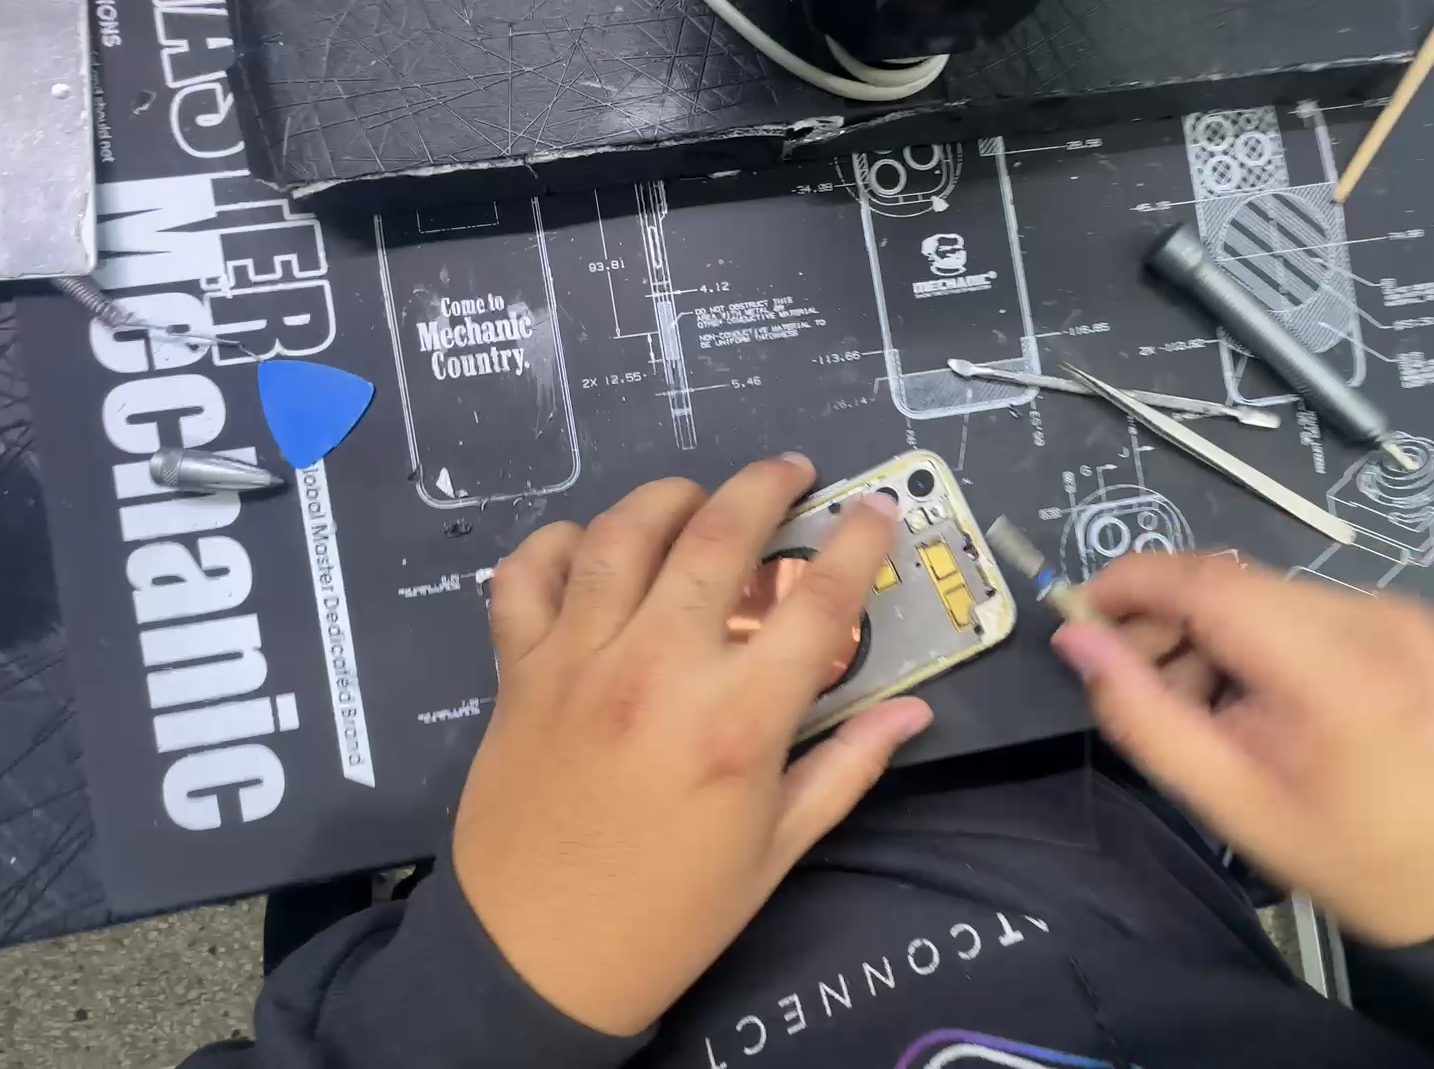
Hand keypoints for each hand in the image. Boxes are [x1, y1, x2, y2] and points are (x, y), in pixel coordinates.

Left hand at [453, 455, 932, 1034]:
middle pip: (716, 537)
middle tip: (790, 470)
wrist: (532, 963)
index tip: (874, 511)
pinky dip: (558, 542)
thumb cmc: (672, 912)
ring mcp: (578, 661)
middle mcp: (658, 669)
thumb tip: (914, 712)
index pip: (817, 603)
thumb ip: (850, 765)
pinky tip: (592, 547)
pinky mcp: (519, 671)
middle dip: (764, 485)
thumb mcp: (779, 849)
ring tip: (698, 497)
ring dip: (668, 497)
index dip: (857, 544)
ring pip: (620, 536)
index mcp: (737, 721)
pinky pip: (527, 575)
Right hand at [1052, 552, 1433, 947]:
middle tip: (1134, 679)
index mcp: (1339, 671)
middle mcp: (1370, 616)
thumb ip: (1141, 715)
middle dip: (1159, 619)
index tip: (1079, 610)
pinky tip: (1239, 688)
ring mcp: (1386, 608)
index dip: (1132, 582)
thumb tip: (1075, 640)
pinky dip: (1234, 634)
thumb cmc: (1339, 851)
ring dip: (1195, 631)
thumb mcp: (1223, 799)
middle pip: (1222, 581)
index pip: (1210, 583)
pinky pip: (1274, 600)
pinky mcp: (1386, 612)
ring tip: (1194, 700)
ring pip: (1242, 588)